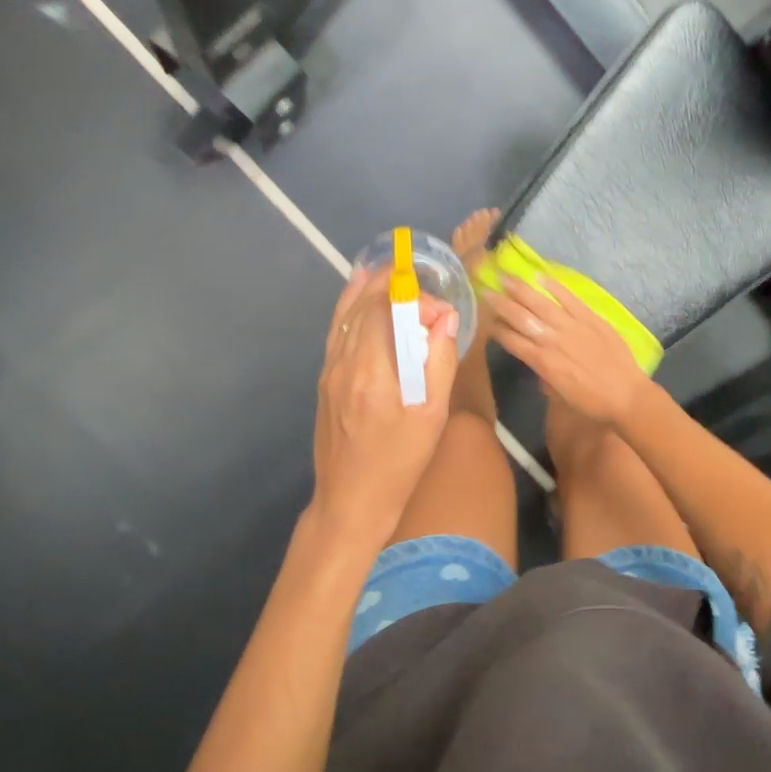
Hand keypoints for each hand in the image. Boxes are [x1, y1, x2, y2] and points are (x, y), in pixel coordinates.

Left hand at [311, 268, 459, 540]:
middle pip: (365, 305)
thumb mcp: (432, 417)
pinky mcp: (325, 379)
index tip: (441, 314)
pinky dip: (350, 306)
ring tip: (390, 270)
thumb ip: (439, 362)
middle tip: (420, 278)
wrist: (350, 502)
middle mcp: (345, 363)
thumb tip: (446, 318)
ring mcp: (330, 370)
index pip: (389, 309)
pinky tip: (359, 293)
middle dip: (393, 285)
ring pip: (346, 314)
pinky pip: (337, 330)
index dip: (415, 298)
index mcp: (373, 372)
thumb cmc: (399, 463)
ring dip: (369, 289)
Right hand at [484, 277, 652, 423]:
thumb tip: (536, 362)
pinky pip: (570, 299)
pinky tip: (540, 276)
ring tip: (506, 277)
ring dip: (521, 289)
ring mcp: (572, 327)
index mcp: (542, 363)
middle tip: (486, 291)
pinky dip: (555, 287)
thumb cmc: (592, 402)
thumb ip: (544, 375)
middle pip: (520, 318)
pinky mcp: (591, 319)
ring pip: (541, 303)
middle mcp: (552, 341)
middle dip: (501, 304)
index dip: (496, 329)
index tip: (485, 319)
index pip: (512, 340)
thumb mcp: (559, 395)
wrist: (626, 396)